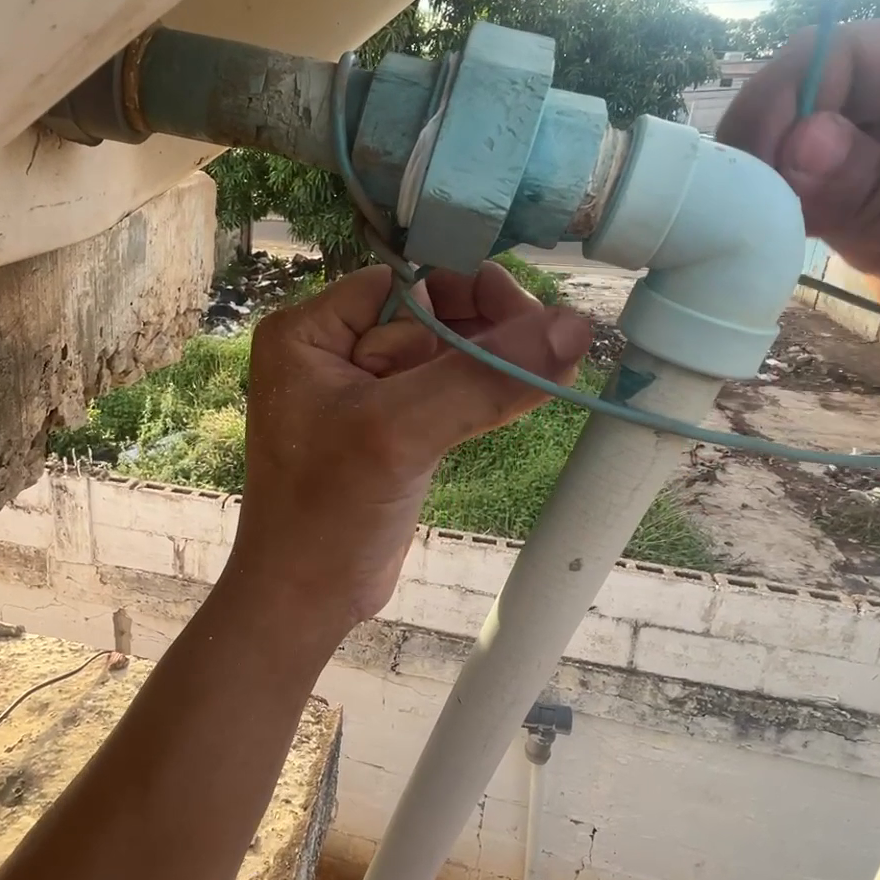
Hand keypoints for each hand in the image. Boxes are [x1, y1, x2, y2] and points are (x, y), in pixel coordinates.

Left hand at [226, 261, 593, 631]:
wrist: (307, 596)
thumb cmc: (325, 512)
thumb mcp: (397, 433)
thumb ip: (480, 378)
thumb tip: (573, 325)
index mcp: (309, 333)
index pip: (400, 283)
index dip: (461, 289)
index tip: (521, 309)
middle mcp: (334, 351)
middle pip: (429, 312)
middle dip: (484, 324)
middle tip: (542, 340)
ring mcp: (366, 391)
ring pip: (445, 353)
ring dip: (494, 357)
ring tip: (552, 361)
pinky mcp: (394, 427)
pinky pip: (449, 390)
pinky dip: (487, 389)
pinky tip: (530, 387)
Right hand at [717, 16, 879, 475]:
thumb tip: (792, 147)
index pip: (857, 53)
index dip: (785, 103)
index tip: (748, 180)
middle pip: (817, 101)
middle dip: (764, 153)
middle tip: (731, 221)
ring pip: (802, 158)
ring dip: (764, 196)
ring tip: (737, 242)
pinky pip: (814, 209)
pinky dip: (780, 230)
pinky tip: (763, 256)